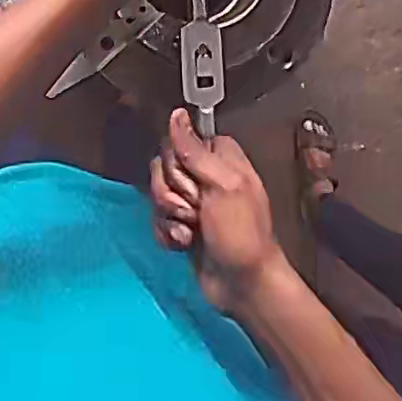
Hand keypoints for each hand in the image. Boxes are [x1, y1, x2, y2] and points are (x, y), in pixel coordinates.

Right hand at [150, 108, 286, 311]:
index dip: (180, 163)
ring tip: (193, 231)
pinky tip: (185, 243)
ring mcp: (191, 199)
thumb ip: (194, 149)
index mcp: (218, 155)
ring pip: (157, 193)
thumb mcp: (222, 185)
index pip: (178, 140)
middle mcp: (203, 172)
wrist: (244, 287)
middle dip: (174, 194)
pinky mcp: (181, 223)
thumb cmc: (241, 234)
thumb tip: (177, 113)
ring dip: (172, 216)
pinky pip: (157, 218)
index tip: (195, 182)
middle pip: (163, 166)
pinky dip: (168, 233)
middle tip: (199, 210)